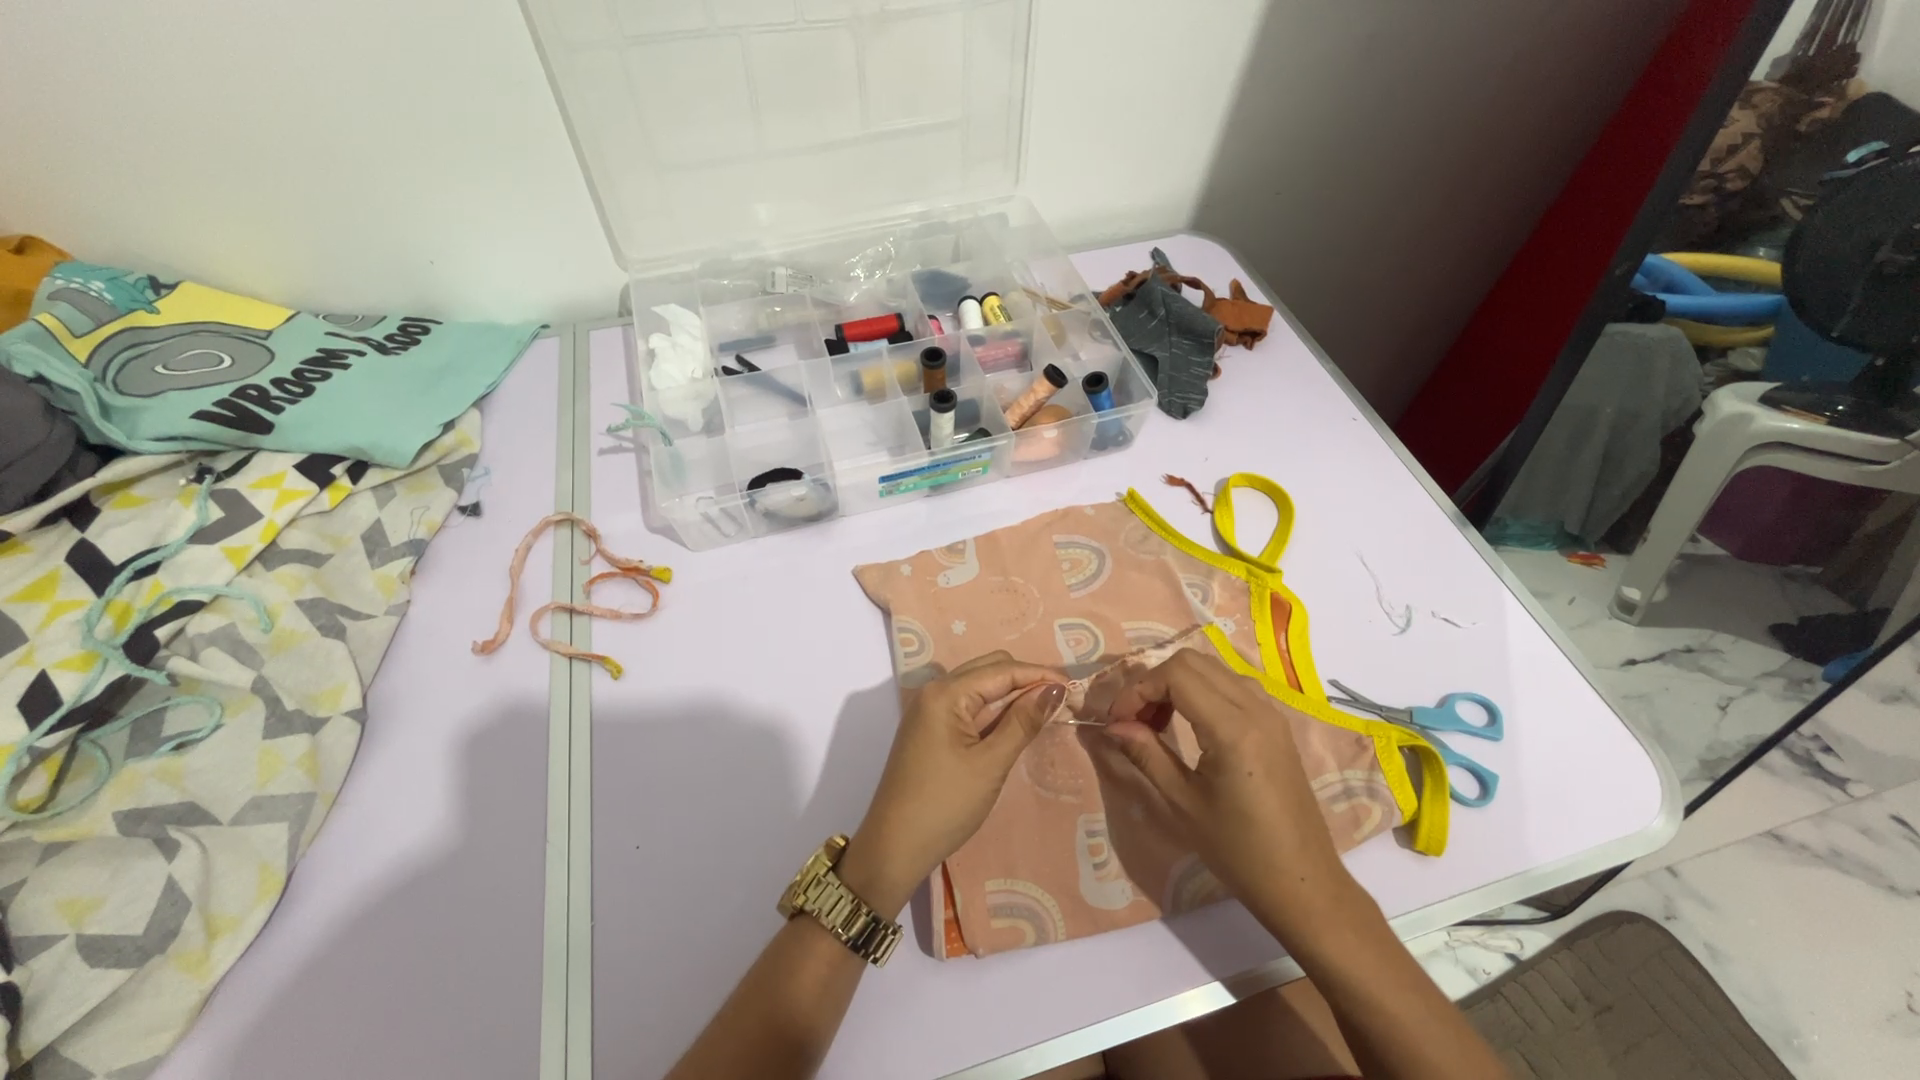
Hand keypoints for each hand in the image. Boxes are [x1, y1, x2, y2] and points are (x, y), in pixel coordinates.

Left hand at [839, 653, 1066, 915]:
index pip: (1002, 670)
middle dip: (1026, 679)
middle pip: (989, 669)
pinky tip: (1015, 723)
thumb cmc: (945, 805)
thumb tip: (1054, 689)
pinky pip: (968, 705)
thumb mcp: (990, 764)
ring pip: (979, 686)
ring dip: (1011, 693)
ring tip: (1045, 710)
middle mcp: (934, 691)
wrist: (894, 847)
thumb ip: (1023, 722)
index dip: (1040, 675)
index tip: (1075, 687)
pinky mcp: (930, 729)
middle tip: (1062, 701)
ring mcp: (929, 710)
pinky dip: (994, 709)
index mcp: (945, 693)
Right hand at [1100, 650, 1359, 933]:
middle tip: (1133, 721)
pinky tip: (1189, 726)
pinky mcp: (1276, 725)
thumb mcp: (1183, 803)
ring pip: (1213, 669)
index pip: (1175, 674)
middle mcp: (1256, 709)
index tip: (1117, 722)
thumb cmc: (1238, 850)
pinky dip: (1202, 692)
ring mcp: (1271, 714)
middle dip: (1154, 682)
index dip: (1137, 690)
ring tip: (1156, 724)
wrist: (1302, 882)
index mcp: (1233, 728)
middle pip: (1192, 661)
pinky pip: (1233, 686)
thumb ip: (1146, 754)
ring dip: (1178, 684)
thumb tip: (1112, 726)